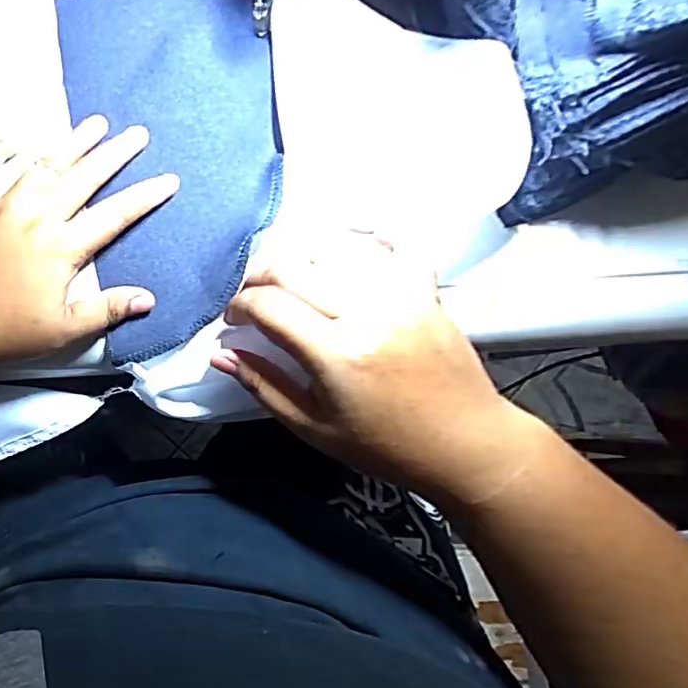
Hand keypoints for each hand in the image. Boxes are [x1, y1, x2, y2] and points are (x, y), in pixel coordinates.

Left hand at [0, 116, 177, 367]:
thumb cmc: (1, 331)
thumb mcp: (61, 329)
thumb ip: (106, 310)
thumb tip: (147, 299)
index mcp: (61, 248)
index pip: (114, 216)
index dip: (145, 197)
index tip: (168, 180)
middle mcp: (35, 217)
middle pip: (84, 177)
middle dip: (115, 154)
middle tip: (137, 135)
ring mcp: (1, 206)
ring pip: (42, 164)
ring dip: (71, 142)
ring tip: (94, 125)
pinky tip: (13, 141)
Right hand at [212, 231, 551, 505]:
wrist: (464, 445)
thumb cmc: (388, 446)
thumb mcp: (312, 426)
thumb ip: (263, 385)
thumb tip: (223, 356)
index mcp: (336, 354)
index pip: (268, 304)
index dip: (238, 306)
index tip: (234, 320)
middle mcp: (368, 315)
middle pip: (293, 265)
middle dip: (258, 275)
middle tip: (253, 297)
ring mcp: (401, 297)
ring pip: (334, 248)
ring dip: (300, 256)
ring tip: (291, 280)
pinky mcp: (424, 292)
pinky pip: (392, 246)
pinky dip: (363, 241)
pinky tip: (344, 251)